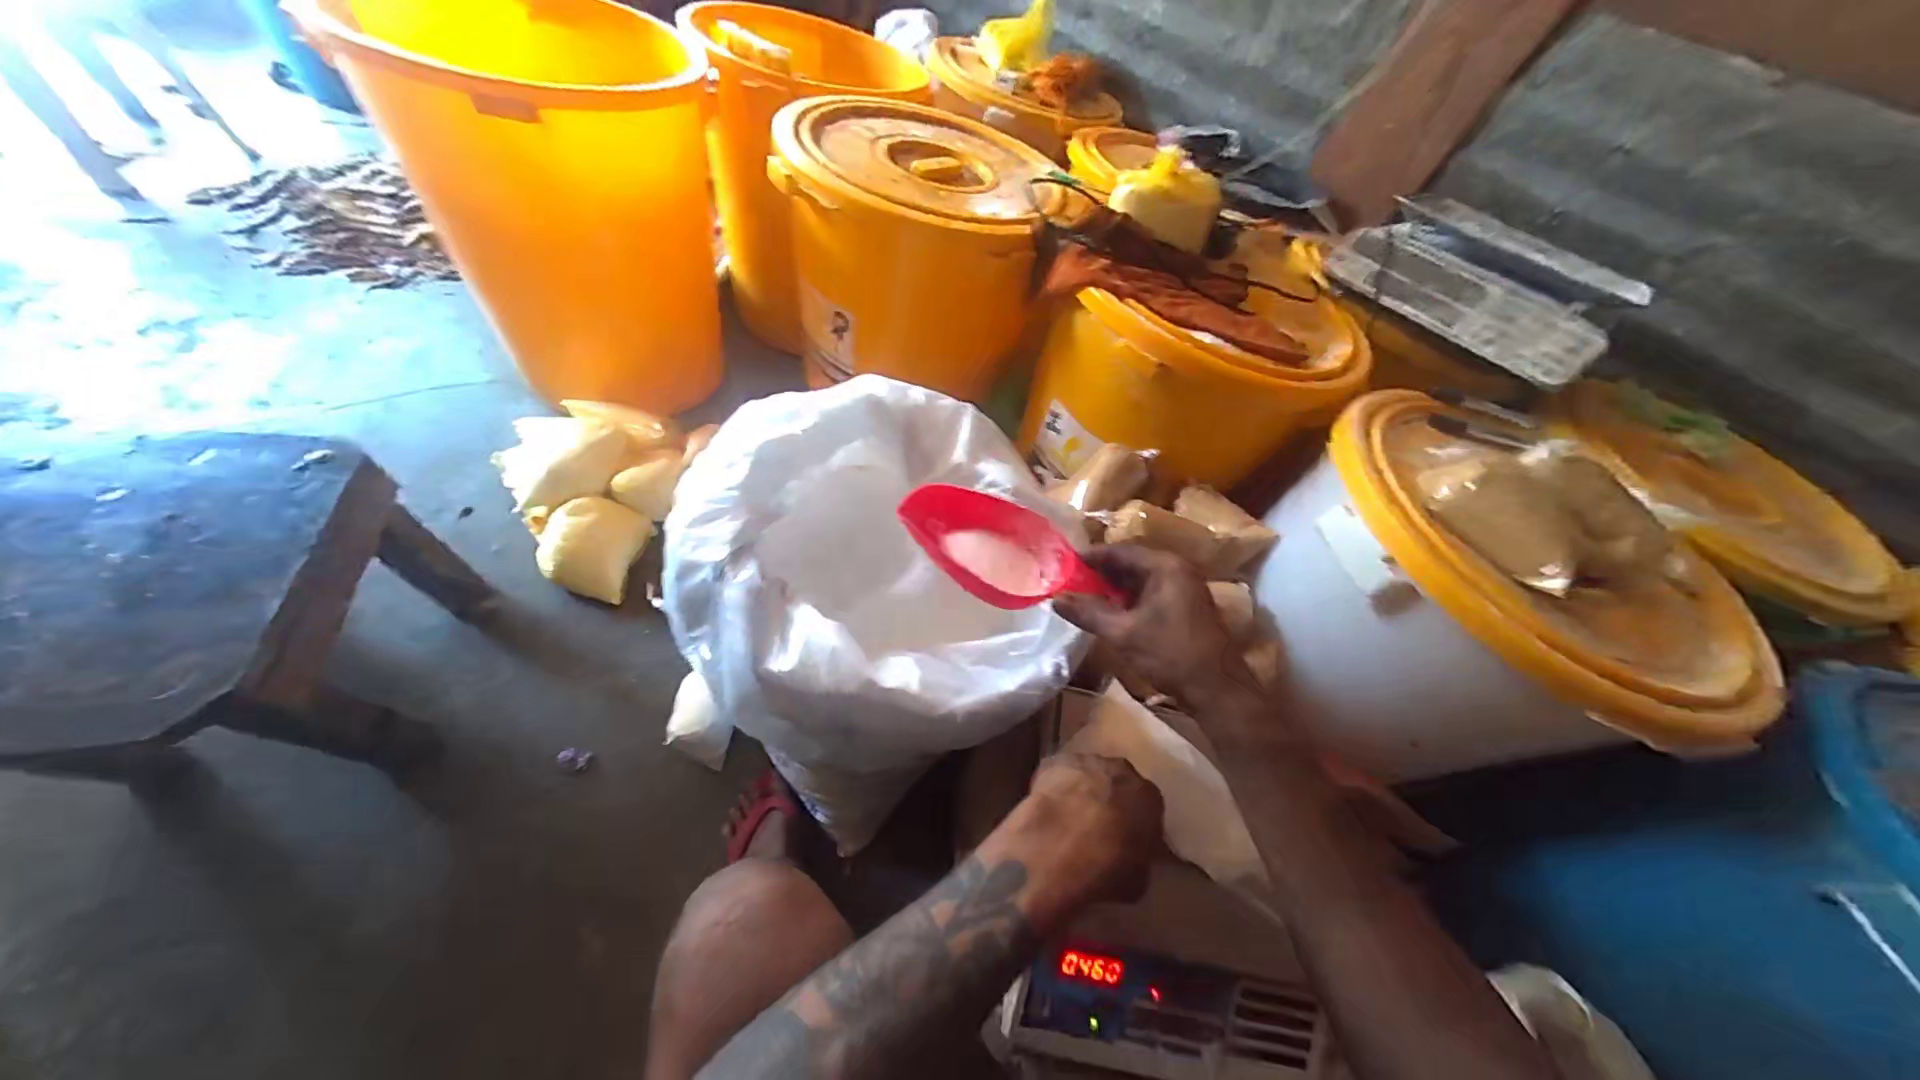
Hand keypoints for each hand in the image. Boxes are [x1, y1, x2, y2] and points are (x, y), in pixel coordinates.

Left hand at [1014, 753, 1162, 907]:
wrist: (1064, 846)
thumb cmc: (1109, 867)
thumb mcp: (1138, 878)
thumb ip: (1138, 859)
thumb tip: (1130, 858)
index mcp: (1148, 796)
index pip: (1145, 806)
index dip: (1133, 822)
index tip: (1123, 838)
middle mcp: (1120, 770)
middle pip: (1115, 782)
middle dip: (1107, 800)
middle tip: (1094, 825)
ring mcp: (1084, 761)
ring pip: (1085, 774)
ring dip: (1079, 791)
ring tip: (1066, 817)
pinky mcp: (1052, 762)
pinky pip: (1056, 774)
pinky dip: (1052, 787)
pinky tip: (1046, 808)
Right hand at [1053, 544, 1242, 700]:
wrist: (1216, 688)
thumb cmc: (1170, 654)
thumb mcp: (1122, 633)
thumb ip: (1087, 613)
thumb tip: (1055, 599)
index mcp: (1165, 566)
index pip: (1120, 550)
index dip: (1090, 557)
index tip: (1064, 566)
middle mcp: (1177, 569)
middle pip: (1131, 562)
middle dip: (1100, 573)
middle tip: (1070, 583)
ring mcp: (1185, 587)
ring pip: (1140, 578)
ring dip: (1114, 587)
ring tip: (1084, 598)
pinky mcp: (1186, 605)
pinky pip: (1151, 591)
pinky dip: (1129, 599)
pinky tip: (1110, 613)